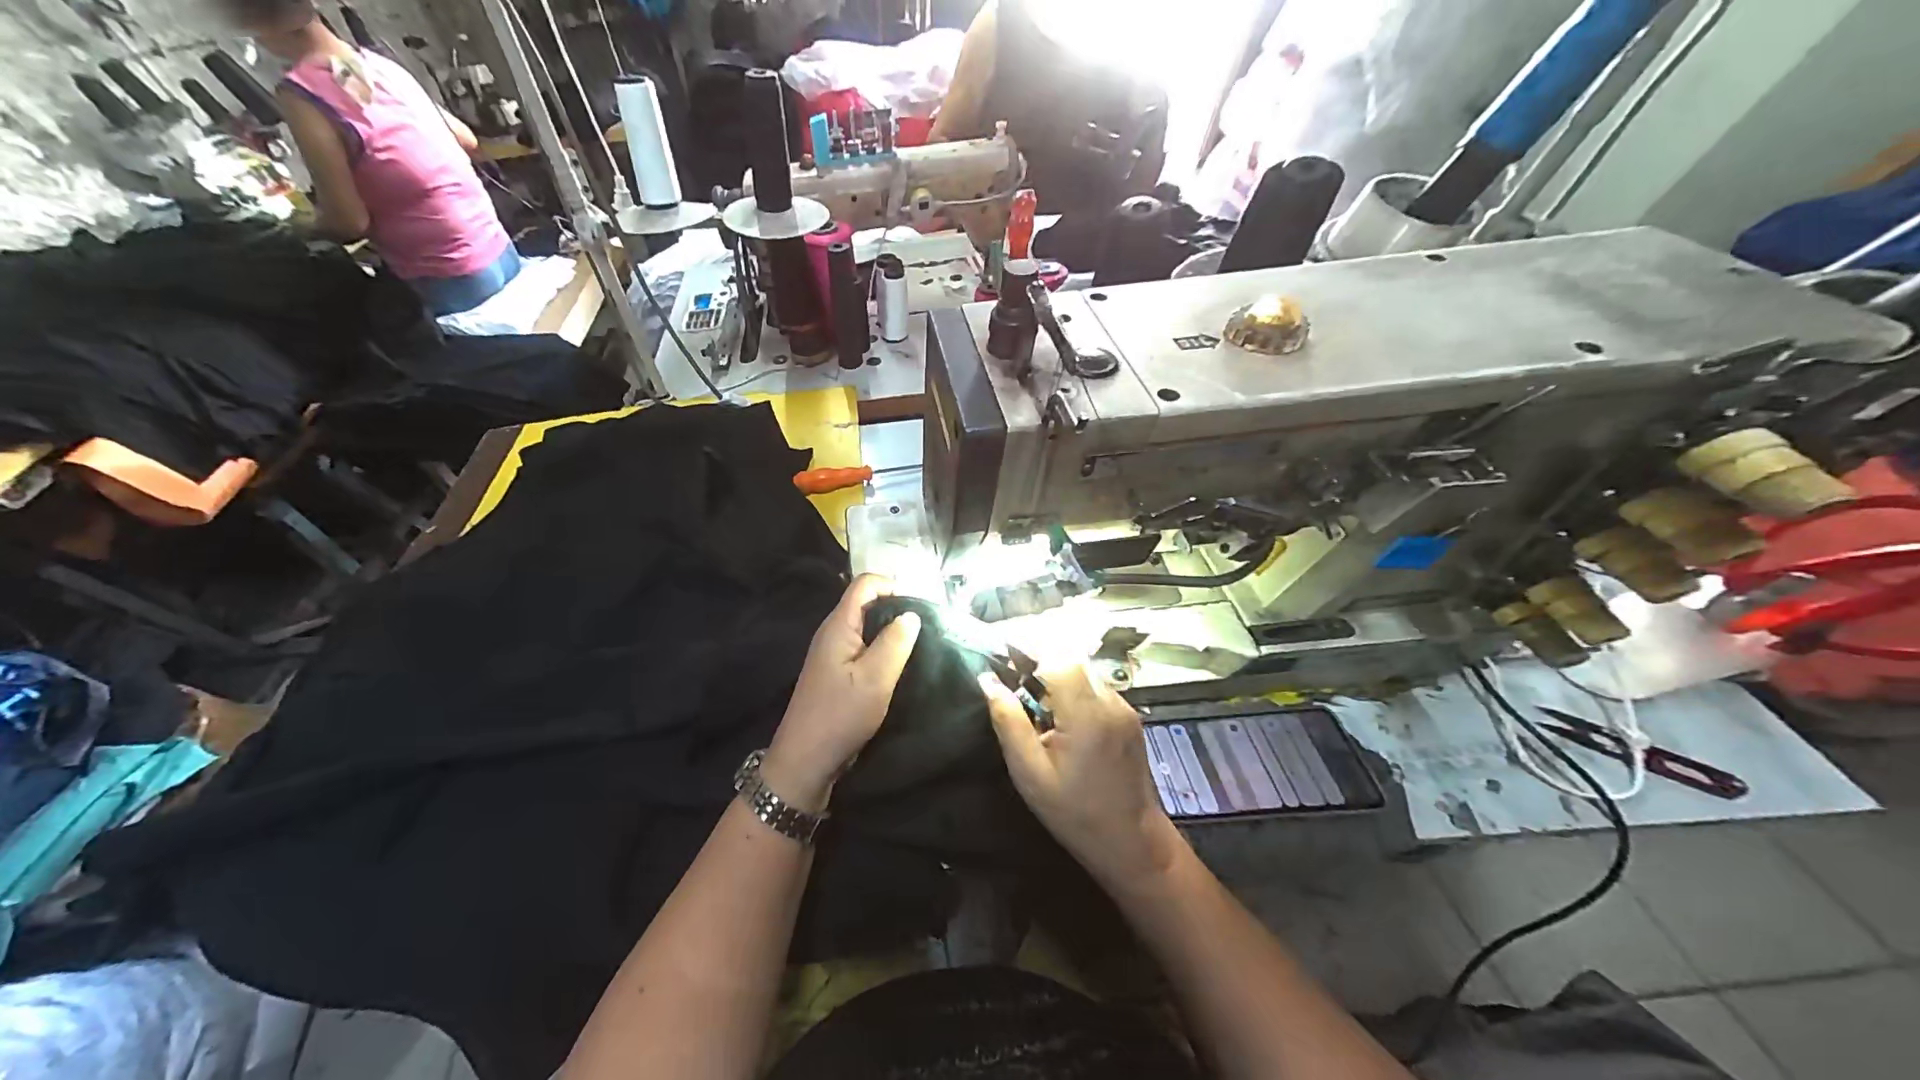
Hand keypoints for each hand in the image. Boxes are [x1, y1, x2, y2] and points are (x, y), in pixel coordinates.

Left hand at [763, 575, 921, 812]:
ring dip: (891, 632)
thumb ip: (895, 642)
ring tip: (919, 647)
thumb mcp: (875, 678)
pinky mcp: (836, 672)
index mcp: (839, 625)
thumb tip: (912, 614)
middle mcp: (833, 632)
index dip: (894, 585)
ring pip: (867, 627)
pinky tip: (899, 667)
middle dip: (897, 609)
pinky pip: (863, 648)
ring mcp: (833, 653)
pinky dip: (882, 650)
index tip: (922, 607)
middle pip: (867, 603)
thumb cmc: (840, 716)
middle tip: (927, 629)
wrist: (805, 760)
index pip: (866, 583)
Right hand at [981, 665, 1184, 884]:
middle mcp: (1110, 702)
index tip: (1005, 655)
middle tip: (1015, 681)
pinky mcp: (1129, 717)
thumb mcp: (1030, 773)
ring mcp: (1124, 708)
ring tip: (1036, 704)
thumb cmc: (1075, 812)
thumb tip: (988, 682)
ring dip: (1058, 677)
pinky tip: (1060, 719)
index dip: (1030, 650)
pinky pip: (1096, 688)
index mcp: (1086, 714)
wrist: (1131, 841)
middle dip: (1041, 662)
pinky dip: (1074, 691)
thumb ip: (1009, 722)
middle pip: (1072, 659)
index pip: (1059, 658)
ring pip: (1085, 672)